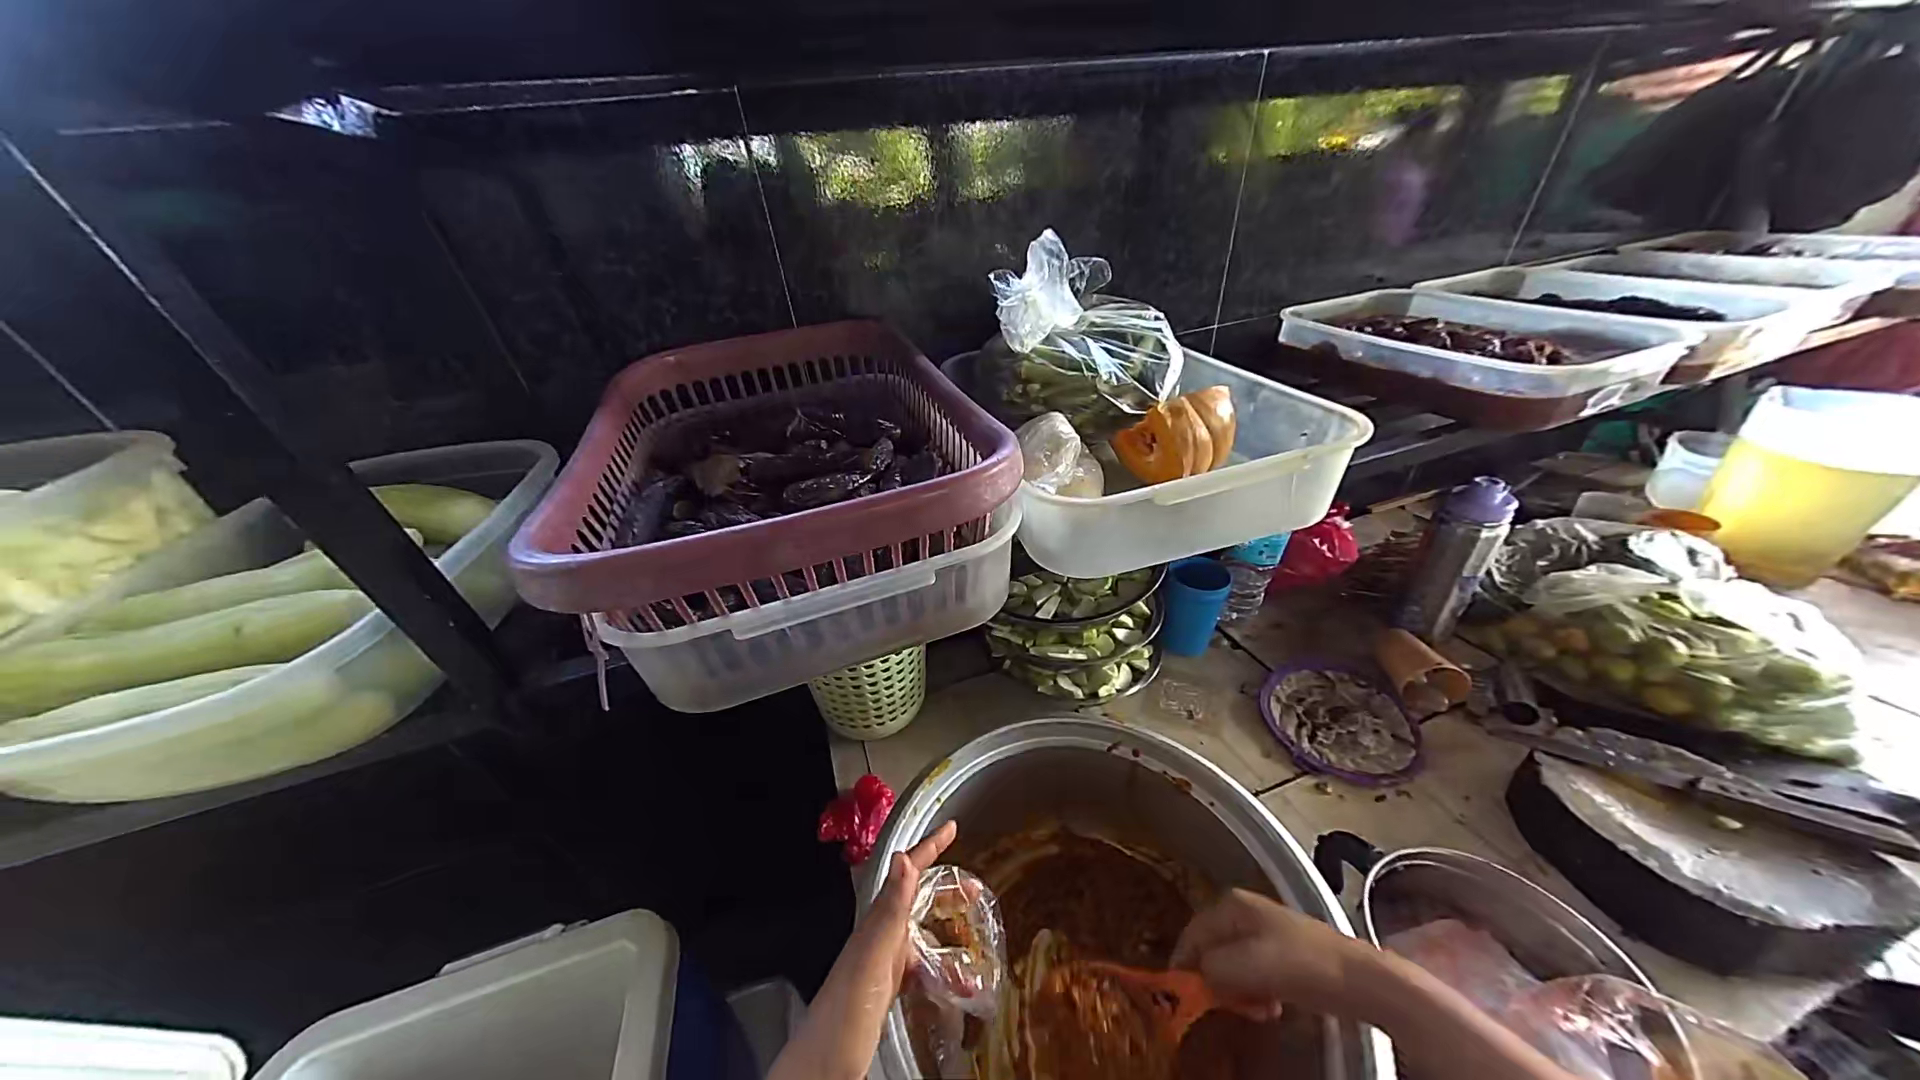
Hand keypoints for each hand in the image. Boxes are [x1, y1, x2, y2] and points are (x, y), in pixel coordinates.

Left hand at [769, 820, 957, 1079]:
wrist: (817, 1070)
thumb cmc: (843, 1016)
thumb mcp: (871, 959)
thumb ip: (889, 912)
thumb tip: (904, 857)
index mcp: (877, 925)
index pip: (906, 874)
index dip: (929, 848)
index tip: (952, 827)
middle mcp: (878, 938)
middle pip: (915, 900)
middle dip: (945, 890)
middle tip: (974, 889)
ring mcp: (880, 966)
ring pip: (919, 934)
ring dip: (946, 930)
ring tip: (975, 936)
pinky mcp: (884, 994)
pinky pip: (918, 969)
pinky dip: (941, 971)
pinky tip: (957, 989)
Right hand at [1171, 888, 1378, 1020]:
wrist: (1358, 978)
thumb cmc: (1297, 965)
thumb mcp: (1244, 967)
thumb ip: (1210, 968)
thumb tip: (1195, 976)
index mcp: (1229, 904)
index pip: (1191, 933)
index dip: (1184, 965)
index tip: (1183, 995)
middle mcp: (1242, 910)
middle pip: (1211, 948)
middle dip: (1215, 980)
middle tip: (1226, 1005)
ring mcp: (1265, 929)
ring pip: (1234, 963)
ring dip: (1238, 990)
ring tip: (1256, 1010)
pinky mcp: (1283, 951)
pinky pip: (1255, 972)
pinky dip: (1257, 991)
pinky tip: (1272, 1007)